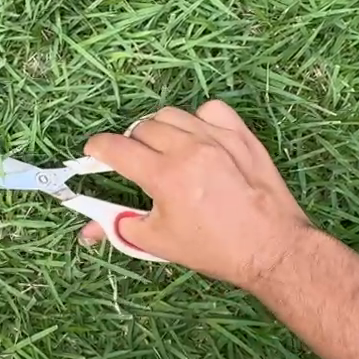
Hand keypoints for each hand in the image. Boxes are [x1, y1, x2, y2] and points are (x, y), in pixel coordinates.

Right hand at [79, 101, 319, 289]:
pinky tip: (198, 140)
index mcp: (164, 176)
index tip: (93, 155)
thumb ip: (116, 227)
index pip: (115, 147)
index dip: (96, 149)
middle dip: (130, 144)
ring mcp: (217, 138)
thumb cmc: (213, 249)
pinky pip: (209, 110)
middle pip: (140, 128)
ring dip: (159, 130)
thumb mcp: (157, 241)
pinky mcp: (241, 135)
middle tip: (135, 165)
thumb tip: (85, 231)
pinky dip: (197, 120)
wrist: (273, 249)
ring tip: (164, 151)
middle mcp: (189, 149)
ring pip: (170, 115)